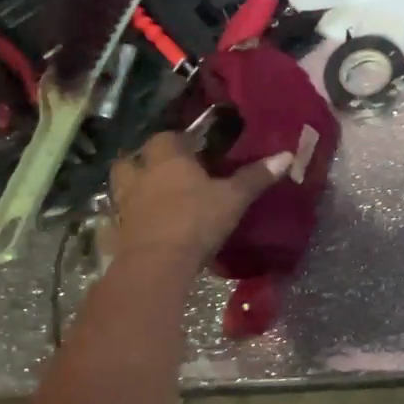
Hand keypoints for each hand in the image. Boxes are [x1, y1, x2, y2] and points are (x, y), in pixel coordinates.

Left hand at [108, 132, 290, 270]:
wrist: (155, 266)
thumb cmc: (195, 221)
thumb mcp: (234, 198)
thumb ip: (256, 176)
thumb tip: (286, 155)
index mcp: (168, 161)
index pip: (165, 137)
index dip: (178, 140)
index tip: (194, 147)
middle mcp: (141, 177)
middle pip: (131, 159)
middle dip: (146, 161)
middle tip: (168, 169)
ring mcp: (124, 206)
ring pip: (121, 187)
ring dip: (134, 187)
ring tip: (155, 194)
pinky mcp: (116, 233)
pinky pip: (120, 217)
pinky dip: (131, 216)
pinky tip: (148, 223)